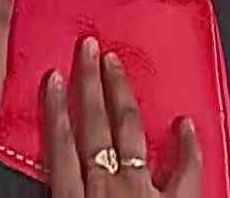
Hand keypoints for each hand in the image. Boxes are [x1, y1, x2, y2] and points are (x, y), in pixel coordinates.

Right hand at [43, 37, 202, 197]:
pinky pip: (184, 171)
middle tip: (88, 46)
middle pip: (95, 124)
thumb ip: (56, 193)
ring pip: (129, 130)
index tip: (53, 76)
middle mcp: (110, 188)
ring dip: (122, 93)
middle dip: (90, 80)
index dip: (55, 108)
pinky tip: (186, 123)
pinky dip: (187, 146)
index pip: (61, 146)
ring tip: (116, 62)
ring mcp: (144, 191)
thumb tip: (41, 177)